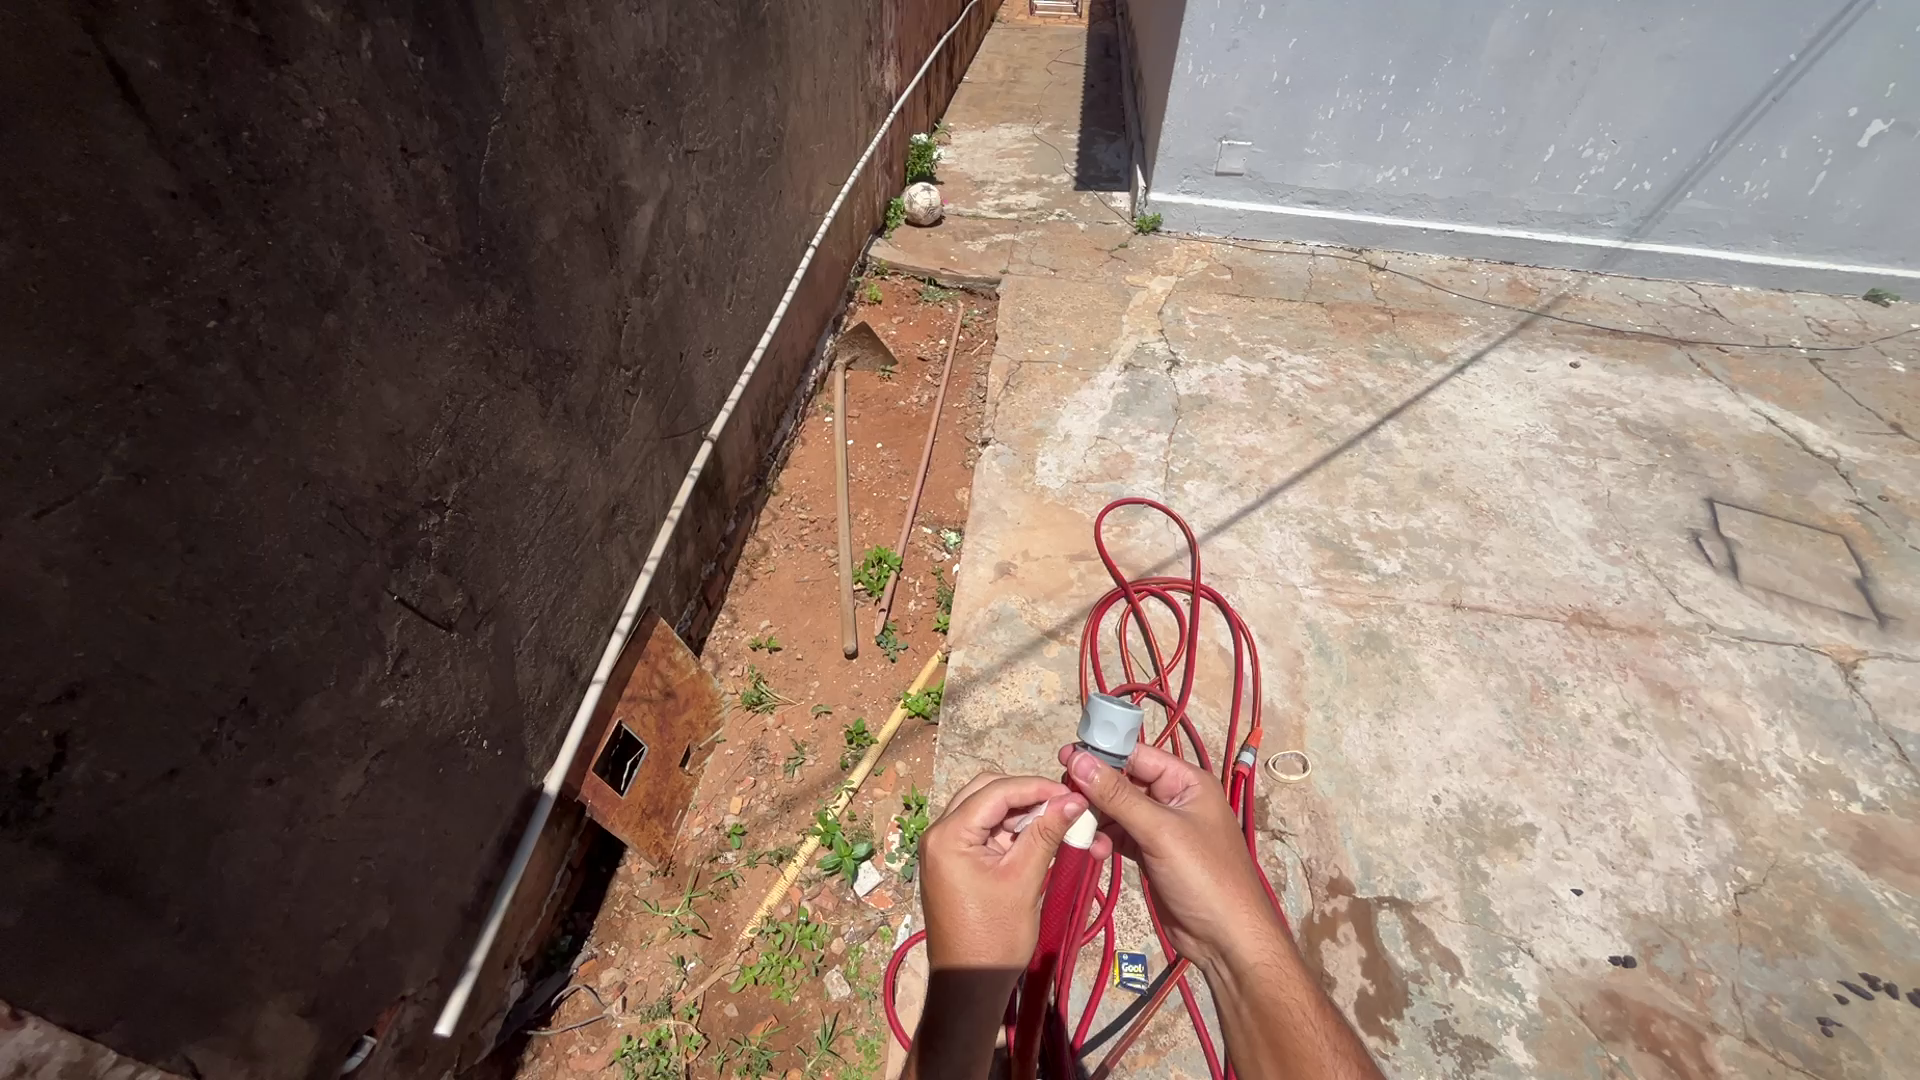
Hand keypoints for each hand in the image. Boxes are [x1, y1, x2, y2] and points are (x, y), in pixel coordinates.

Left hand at [917, 772, 1089, 974]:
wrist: (968, 987)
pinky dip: (1007, 828)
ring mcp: (942, 846)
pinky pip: (981, 829)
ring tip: (1053, 820)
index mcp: (948, 835)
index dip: (1034, 787)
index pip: (995, 791)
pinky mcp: (952, 860)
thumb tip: (1073, 800)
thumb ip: (1046, 834)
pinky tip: (1034, 835)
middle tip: (1061, 804)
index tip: (1069, 793)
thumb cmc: (994, 939)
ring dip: (1017, 810)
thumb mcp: (1023, 881)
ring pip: (984, 808)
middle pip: (985, 792)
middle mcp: (939, 833)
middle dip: (1025, 794)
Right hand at [1057, 742, 1281, 971]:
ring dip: (1096, 818)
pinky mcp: (1150, 852)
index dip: (1101, 754)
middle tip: (1064, 798)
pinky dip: (1104, 839)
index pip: (1136, 755)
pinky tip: (1093, 851)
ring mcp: (1161, 827)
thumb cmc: (1204, 877)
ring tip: (1078, 830)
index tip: (1064, 757)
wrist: (1228, 943)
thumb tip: (1077, 759)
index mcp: (1186, 781)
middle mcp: (1173, 798)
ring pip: (1117, 810)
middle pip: (1123, 782)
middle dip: (1094, 790)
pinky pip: (1119, 835)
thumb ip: (1116, 795)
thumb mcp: (1159, 831)